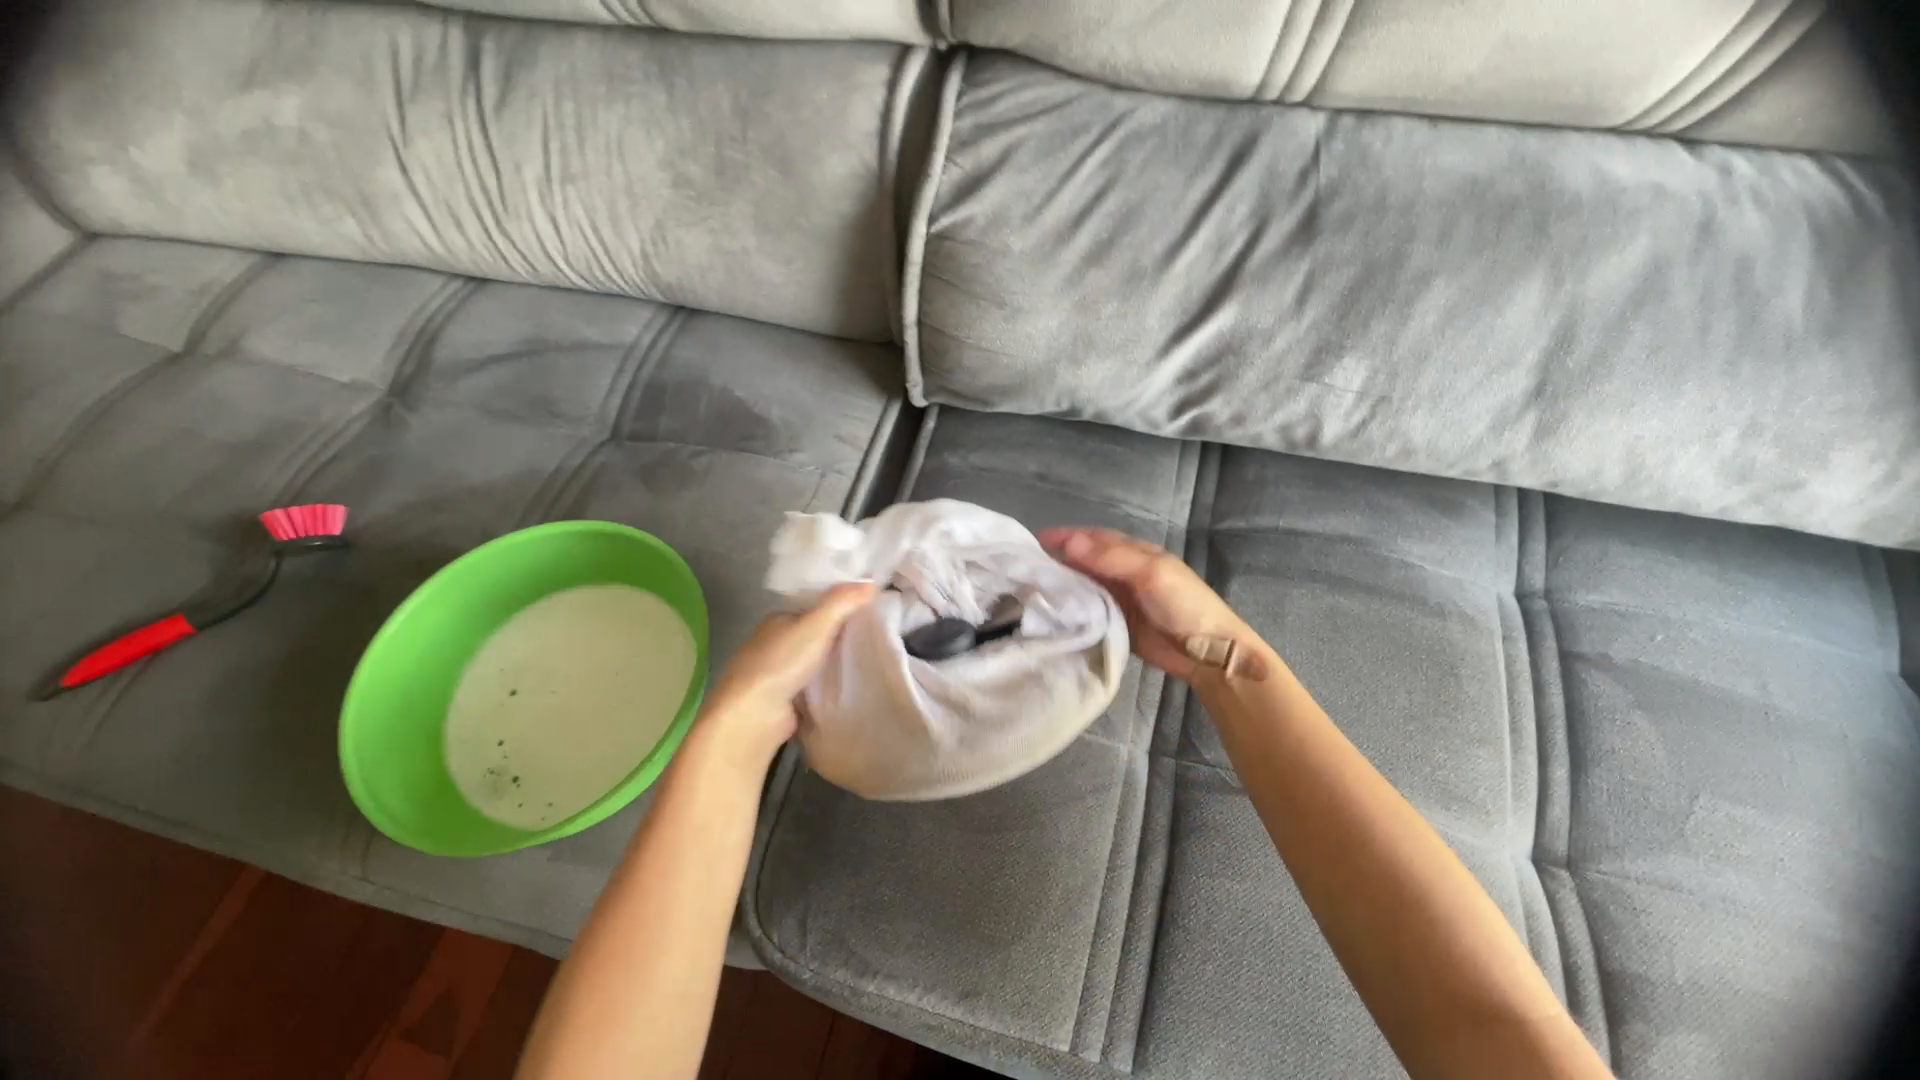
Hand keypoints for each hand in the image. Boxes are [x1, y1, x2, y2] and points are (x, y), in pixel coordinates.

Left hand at [691, 583, 875, 768]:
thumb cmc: (782, 662)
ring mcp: (775, 673)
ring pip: (812, 662)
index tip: (868, 613)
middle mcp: (772, 644)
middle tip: (875, 639)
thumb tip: (871, 583)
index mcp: (776, 620)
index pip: (813, 609)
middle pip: (813, 636)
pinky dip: (826, 685)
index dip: (839, 609)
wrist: (754, 714)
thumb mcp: (817, 624)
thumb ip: (843, 601)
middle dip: (837, 638)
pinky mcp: (781, 700)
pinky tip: (849, 687)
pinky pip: (810, 686)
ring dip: (832, 664)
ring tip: (869, 662)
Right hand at [1039, 527, 1256, 681]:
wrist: (1208, 653)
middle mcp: (1125, 572)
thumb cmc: (1184, 605)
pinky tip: (1053, 614)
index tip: (1034, 542)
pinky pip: (1089, 611)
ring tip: (1031, 590)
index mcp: (1136, 553)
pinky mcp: (1118, 624)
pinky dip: (1072, 610)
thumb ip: (1110, 558)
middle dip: (1057, 561)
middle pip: (1085, 561)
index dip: (1066, 537)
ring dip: (1062, 586)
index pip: (1094, 538)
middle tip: (1025, 568)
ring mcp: (1121, 599)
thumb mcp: (1150, 574)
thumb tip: (1068, 542)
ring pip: (1085, 586)